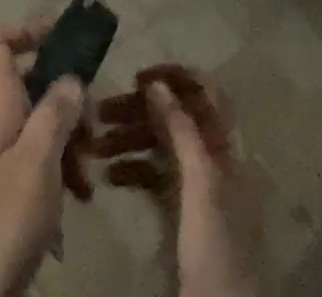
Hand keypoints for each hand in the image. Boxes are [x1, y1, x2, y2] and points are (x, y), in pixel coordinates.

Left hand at [0, 23, 91, 296]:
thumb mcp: (36, 166)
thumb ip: (55, 116)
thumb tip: (70, 76)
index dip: (26, 32)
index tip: (65, 40)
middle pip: (26, 92)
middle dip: (67, 105)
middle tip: (96, 134)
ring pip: (32, 134)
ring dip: (65, 150)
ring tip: (88, 184)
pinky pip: (26, 170)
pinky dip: (52, 182)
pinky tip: (70, 215)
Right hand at [94, 65, 261, 296]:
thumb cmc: (217, 244)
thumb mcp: (201, 184)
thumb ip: (182, 131)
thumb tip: (156, 84)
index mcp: (226, 147)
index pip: (206, 94)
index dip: (176, 78)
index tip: (136, 77)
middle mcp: (212, 158)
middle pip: (177, 118)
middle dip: (140, 109)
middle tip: (100, 112)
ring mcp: (196, 185)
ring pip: (161, 146)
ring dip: (129, 138)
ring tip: (95, 146)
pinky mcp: (180, 210)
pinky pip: (154, 176)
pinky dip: (132, 170)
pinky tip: (108, 176)